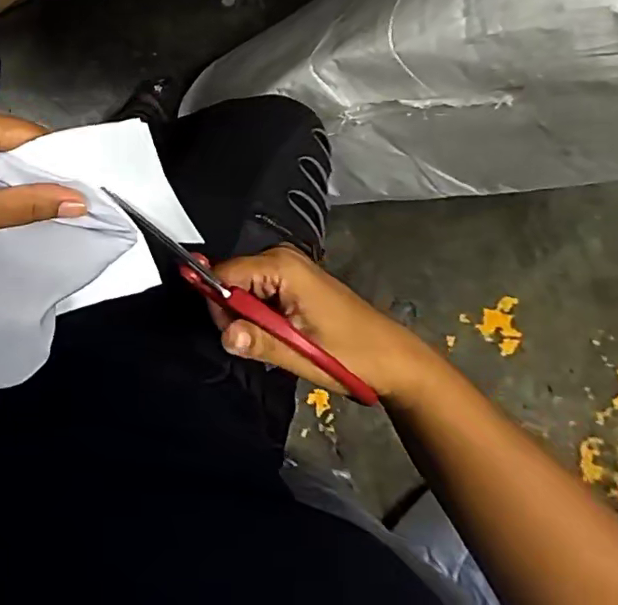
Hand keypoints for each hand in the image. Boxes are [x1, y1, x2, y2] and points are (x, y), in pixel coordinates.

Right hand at [206, 246, 442, 402]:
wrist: (397, 361)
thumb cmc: (355, 356)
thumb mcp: (303, 355)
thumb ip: (259, 342)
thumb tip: (225, 336)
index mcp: (281, 266)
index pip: (223, 273)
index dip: (220, 305)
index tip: (233, 334)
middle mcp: (281, 256)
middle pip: (230, 278)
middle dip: (234, 313)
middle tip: (258, 343)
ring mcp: (287, 265)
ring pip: (241, 286)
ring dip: (249, 316)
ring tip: (276, 339)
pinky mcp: (292, 277)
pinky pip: (257, 289)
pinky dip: (260, 313)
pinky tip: (280, 331)